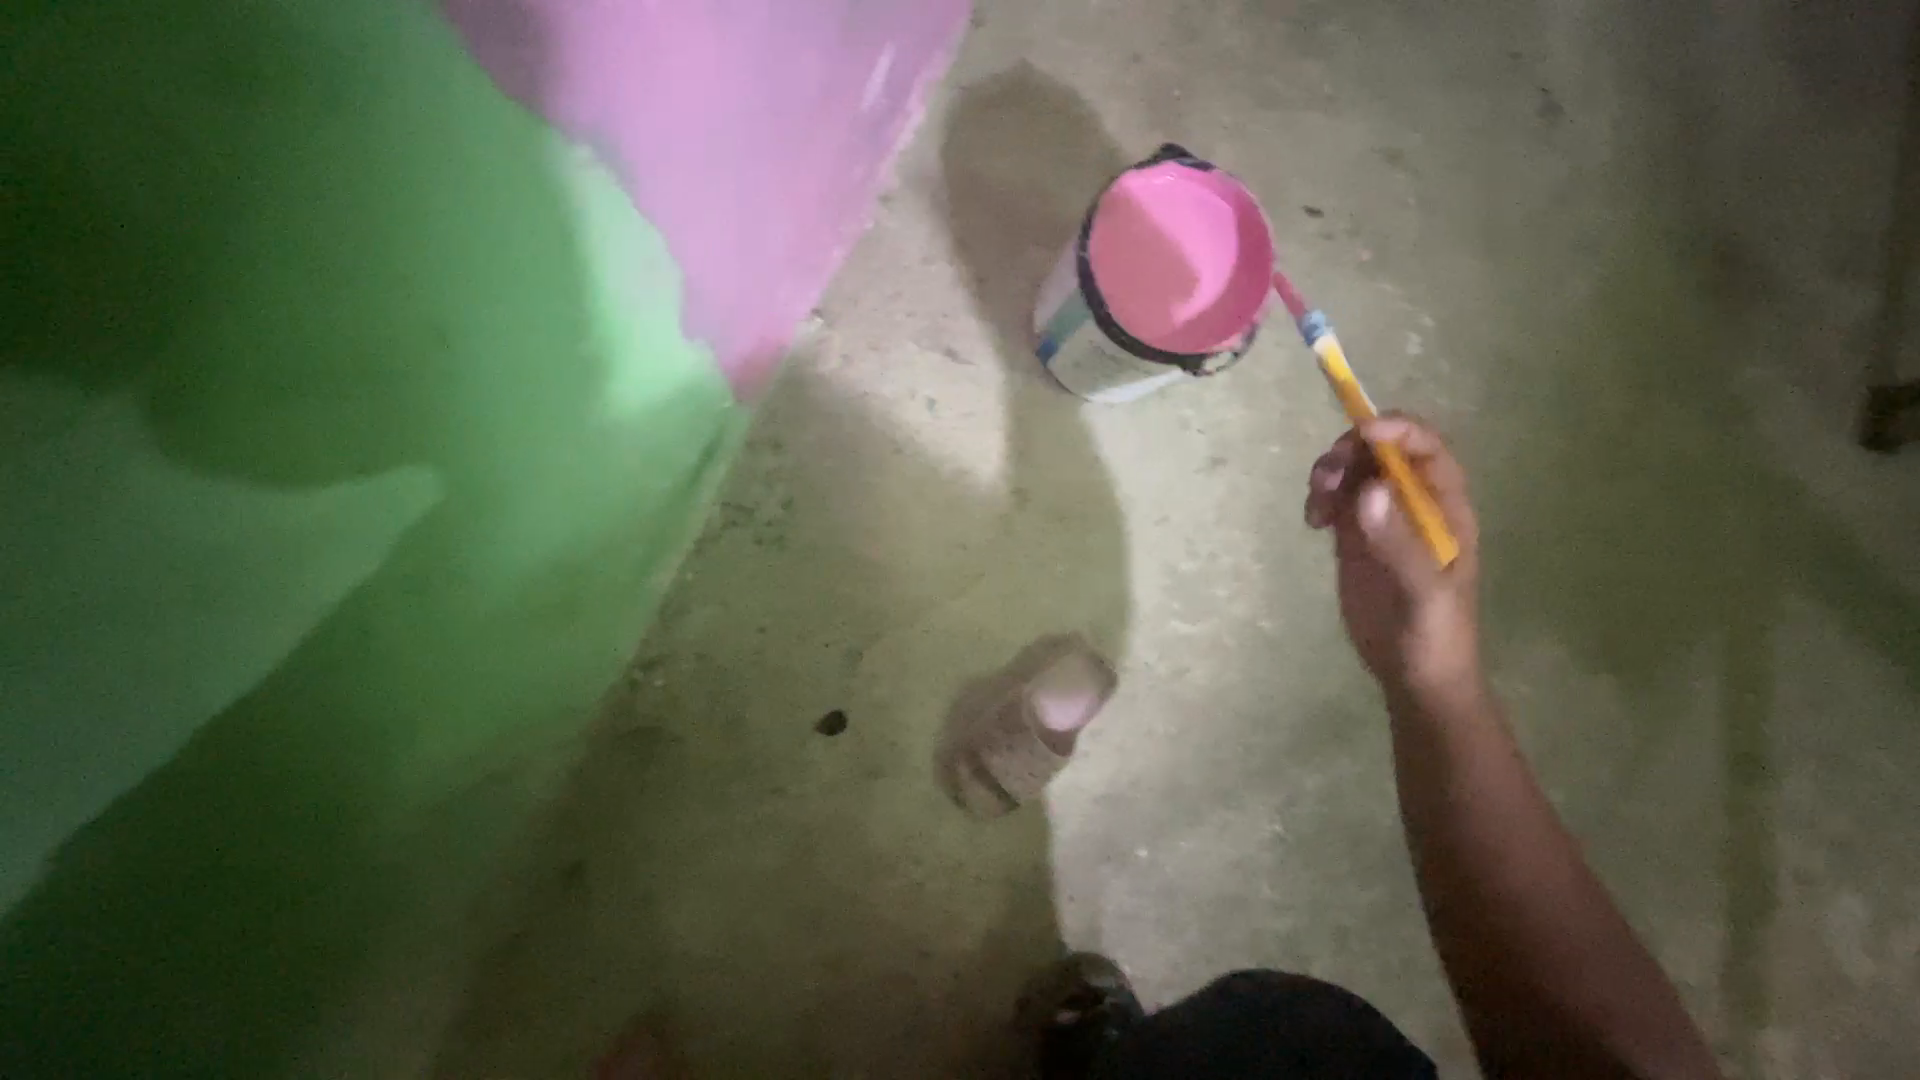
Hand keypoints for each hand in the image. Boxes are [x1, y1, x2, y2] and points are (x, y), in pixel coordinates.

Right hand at [1304, 416, 1481, 699]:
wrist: (1416, 675)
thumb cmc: (1435, 635)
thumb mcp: (1424, 592)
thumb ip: (1399, 543)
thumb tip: (1367, 490)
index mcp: (1446, 508)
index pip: (1425, 449)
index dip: (1397, 430)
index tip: (1360, 432)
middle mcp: (1414, 505)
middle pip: (1382, 452)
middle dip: (1352, 451)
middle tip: (1326, 478)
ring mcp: (1382, 521)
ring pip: (1355, 473)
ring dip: (1331, 473)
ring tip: (1315, 504)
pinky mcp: (1355, 540)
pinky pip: (1337, 501)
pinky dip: (1321, 499)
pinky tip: (1313, 522)